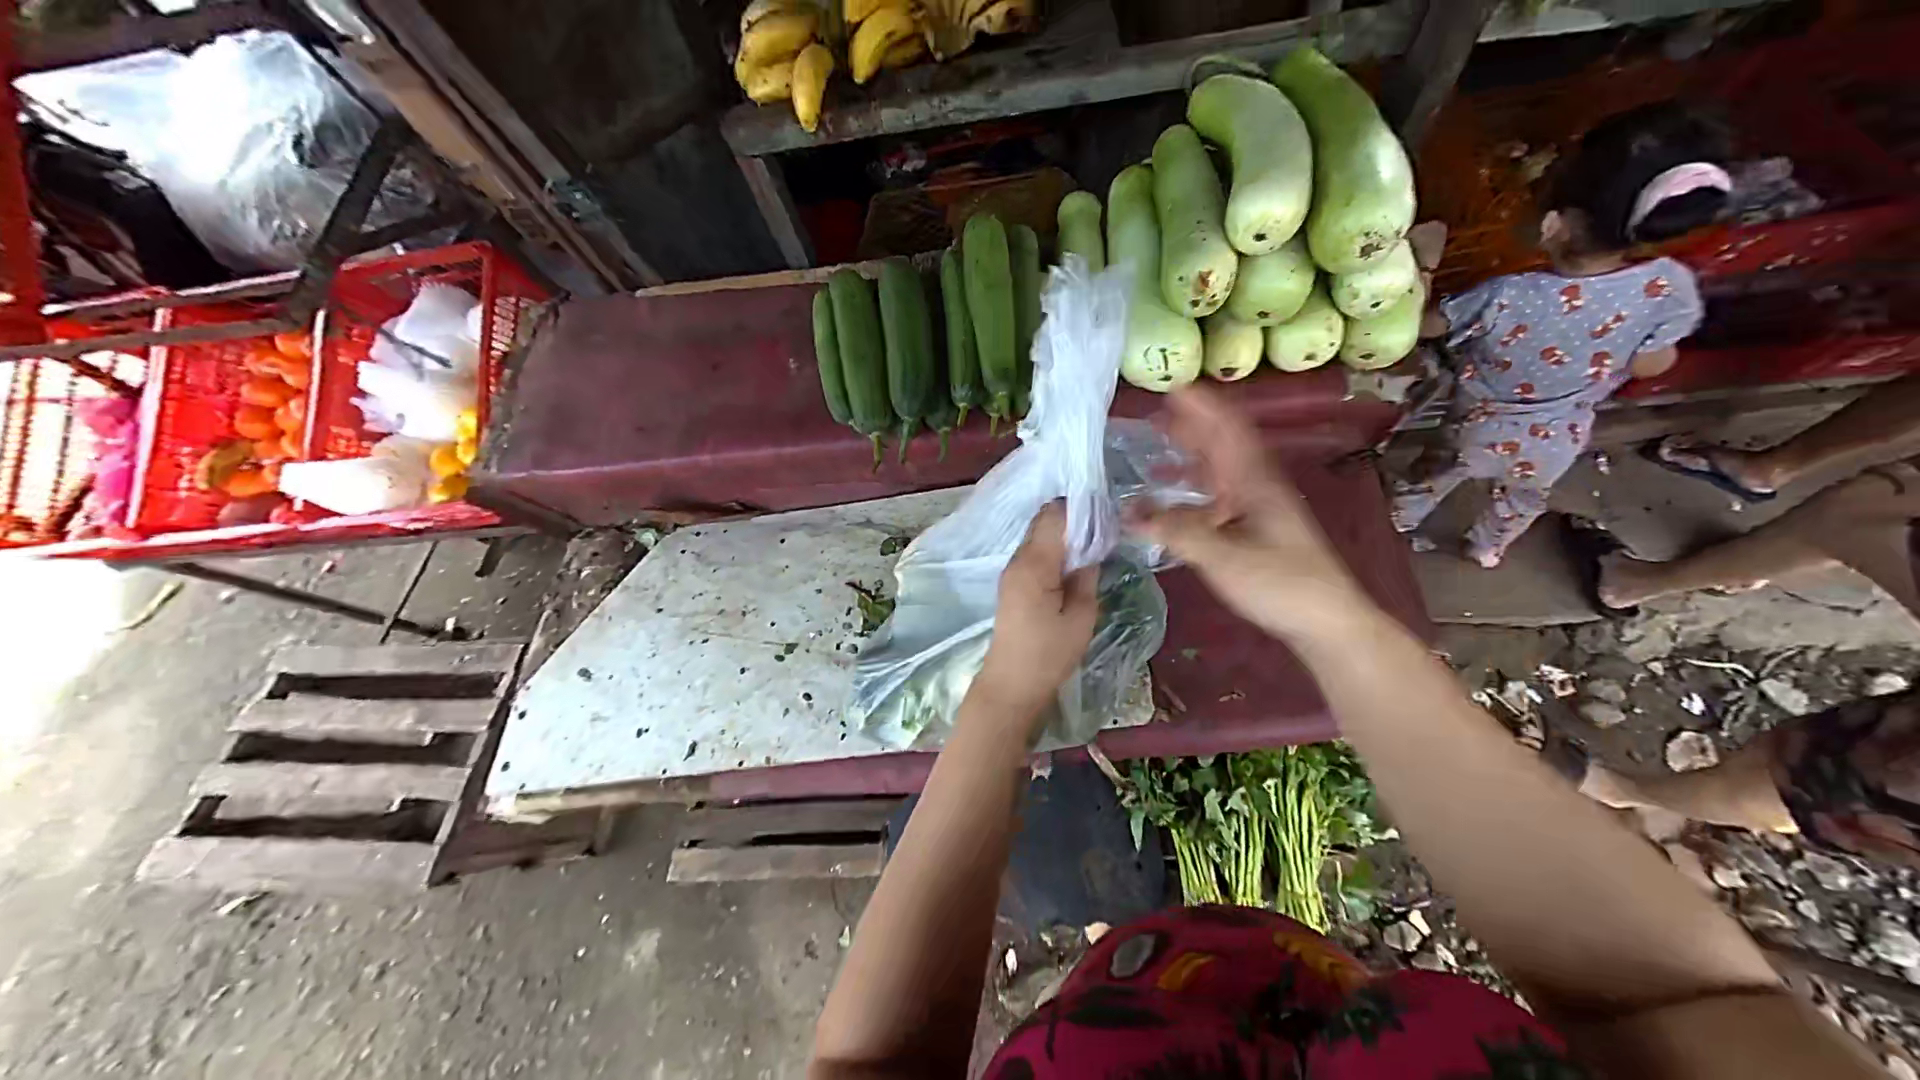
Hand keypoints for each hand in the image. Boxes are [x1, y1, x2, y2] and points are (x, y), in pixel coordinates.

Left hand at [976, 501, 1099, 719]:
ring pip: (1039, 537)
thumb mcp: (1081, 617)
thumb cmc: (1049, 654)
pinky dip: (1054, 551)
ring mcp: (1011, 571)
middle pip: (1044, 522)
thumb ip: (1087, 577)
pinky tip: (1074, 564)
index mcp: (1034, 564)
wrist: (1011, 684)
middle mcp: (1018, 560)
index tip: (1106, 512)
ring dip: (1064, 536)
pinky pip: (1035, 554)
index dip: (1079, 508)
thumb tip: (1092, 549)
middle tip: (1104, 528)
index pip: (1054, 515)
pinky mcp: (1012, 584)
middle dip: (1073, 519)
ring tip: (1094, 545)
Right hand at [1131, 385, 1373, 643]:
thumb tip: (1129, 513)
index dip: (1201, 405)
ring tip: (1158, 449)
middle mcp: (1256, 487)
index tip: (1172, 386)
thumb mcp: (1224, 557)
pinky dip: (1193, 490)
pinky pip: (1216, 497)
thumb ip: (1175, 532)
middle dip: (1190, 426)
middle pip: (1222, 444)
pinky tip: (1173, 500)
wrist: (1327, 622)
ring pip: (1219, 471)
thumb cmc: (1283, 584)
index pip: (1227, 430)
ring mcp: (1256, 509)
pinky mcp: (1253, 530)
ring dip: (1190, 456)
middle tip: (1155, 414)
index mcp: (1254, 482)